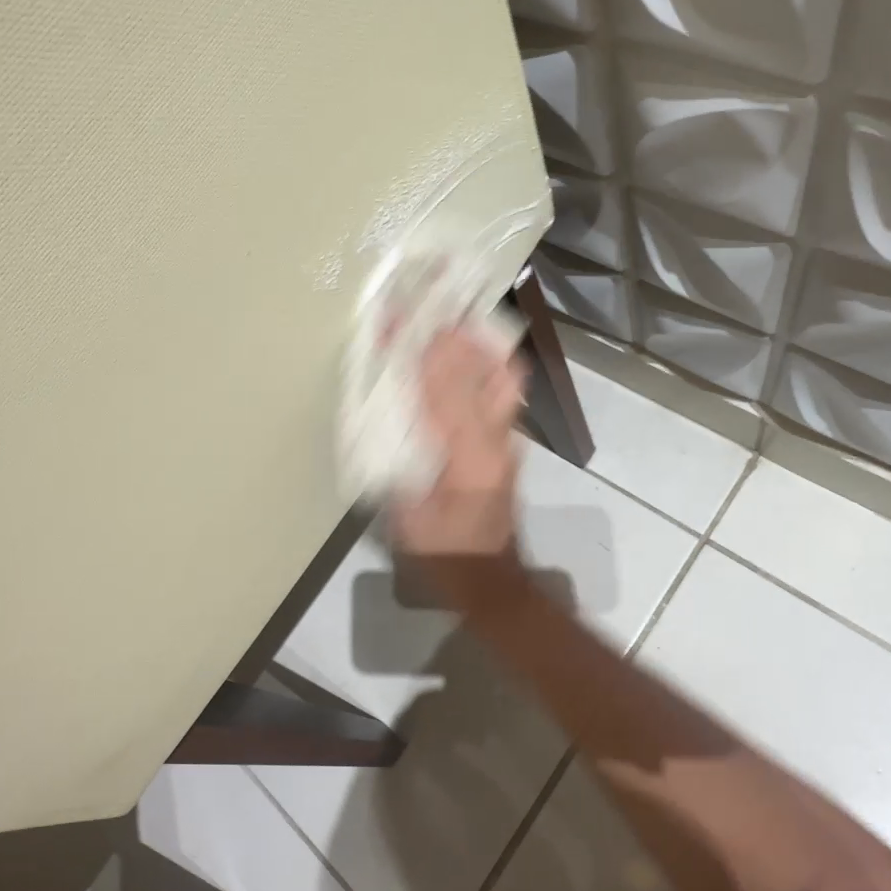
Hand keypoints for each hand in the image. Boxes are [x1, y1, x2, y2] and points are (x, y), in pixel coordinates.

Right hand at [389, 328, 530, 616]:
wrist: (492, 581)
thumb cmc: (443, 555)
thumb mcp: (408, 515)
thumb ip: (395, 465)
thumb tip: (382, 415)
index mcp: (467, 456)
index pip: (448, 387)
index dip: (426, 349)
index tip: (404, 319)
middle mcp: (497, 440)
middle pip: (493, 370)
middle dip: (464, 334)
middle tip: (433, 310)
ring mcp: (509, 441)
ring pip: (504, 378)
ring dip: (478, 346)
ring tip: (449, 324)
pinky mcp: (509, 446)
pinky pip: (502, 394)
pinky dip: (483, 368)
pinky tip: (460, 360)